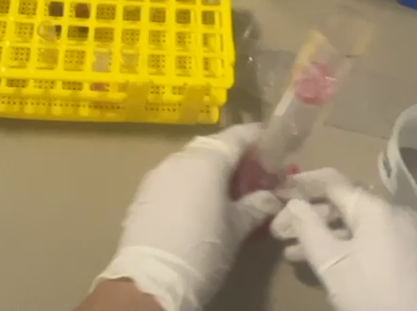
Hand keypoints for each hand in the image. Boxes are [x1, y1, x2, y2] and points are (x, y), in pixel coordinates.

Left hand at [96, 124, 282, 310]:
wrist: (149, 280)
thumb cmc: (202, 249)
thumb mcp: (237, 230)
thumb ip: (257, 206)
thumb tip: (272, 198)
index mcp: (208, 160)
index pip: (238, 136)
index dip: (257, 137)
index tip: (272, 146)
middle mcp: (182, 157)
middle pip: (214, 146)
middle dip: (235, 157)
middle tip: (252, 177)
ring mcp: (160, 172)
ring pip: (192, 160)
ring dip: (211, 170)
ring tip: (226, 195)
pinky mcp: (144, 190)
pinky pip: (174, 176)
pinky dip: (190, 182)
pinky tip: (197, 206)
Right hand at [270, 169, 416, 310]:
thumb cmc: (376, 299)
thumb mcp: (334, 266)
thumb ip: (309, 229)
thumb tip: (292, 202)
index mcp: (376, 207)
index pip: (331, 181)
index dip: (301, 185)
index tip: (276, 193)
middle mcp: (395, 213)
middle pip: (344, 204)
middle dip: (310, 216)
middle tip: (279, 232)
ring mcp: (409, 236)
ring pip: (359, 226)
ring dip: (326, 236)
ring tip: (293, 254)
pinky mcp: (416, 261)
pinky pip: (375, 242)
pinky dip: (350, 248)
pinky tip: (330, 266)